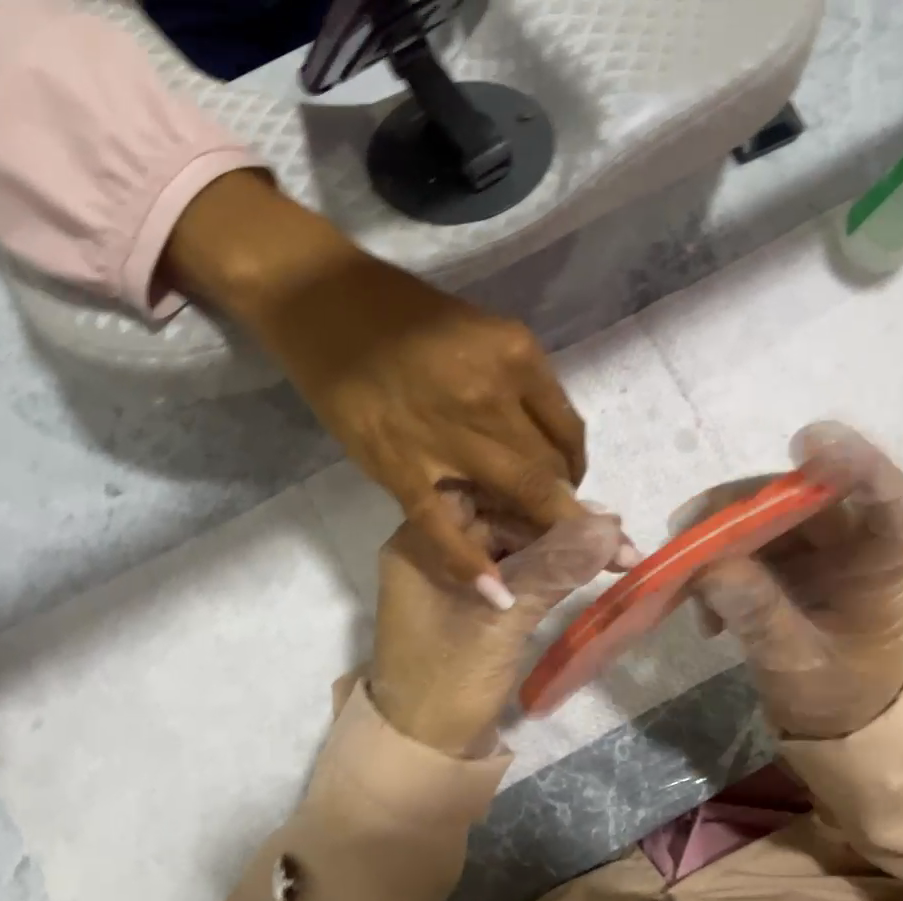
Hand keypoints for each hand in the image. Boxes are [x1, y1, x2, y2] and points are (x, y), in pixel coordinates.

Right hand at [161, 173, 591, 606]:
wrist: (320, 304)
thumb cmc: (400, 309)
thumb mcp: (479, 331)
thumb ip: (514, 382)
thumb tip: (537, 435)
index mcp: (517, 355)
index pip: (567, 429)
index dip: (577, 468)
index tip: (571, 488)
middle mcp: (493, 397)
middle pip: (552, 469)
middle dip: (573, 511)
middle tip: (582, 540)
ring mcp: (448, 436)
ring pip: (519, 496)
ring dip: (545, 533)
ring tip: (560, 563)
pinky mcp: (400, 468)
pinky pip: (444, 525)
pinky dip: (471, 564)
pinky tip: (496, 594)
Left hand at [369, 498, 621, 755]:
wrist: (421, 750)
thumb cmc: (448, 680)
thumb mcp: (502, 621)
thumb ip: (553, 568)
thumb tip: (609, 524)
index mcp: (420, 541)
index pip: (485, 495)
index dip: (539, 496)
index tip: (595, 508)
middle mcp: (432, 549)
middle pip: (504, 519)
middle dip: (561, 527)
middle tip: (620, 537)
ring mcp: (452, 577)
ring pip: (514, 546)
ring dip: (562, 549)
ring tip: (618, 551)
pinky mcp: (470, 602)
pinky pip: (513, 572)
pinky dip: (549, 571)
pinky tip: (588, 567)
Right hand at [685, 423, 902, 739]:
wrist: (837, 721)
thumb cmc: (836, 695)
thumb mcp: (796, 663)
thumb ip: (758, 615)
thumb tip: (710, 566)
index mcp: (881, 566)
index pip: (895, 507)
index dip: (862, 466)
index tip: (808, 444)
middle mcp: (851, 542)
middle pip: (803, 496)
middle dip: (741, 505)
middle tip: (686, 530)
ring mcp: (816, 545)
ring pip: (762, 510)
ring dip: (714, 534)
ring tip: (681, 577)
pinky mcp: (784, 554)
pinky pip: (740, 536)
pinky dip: (710, 559)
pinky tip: (698, 604)